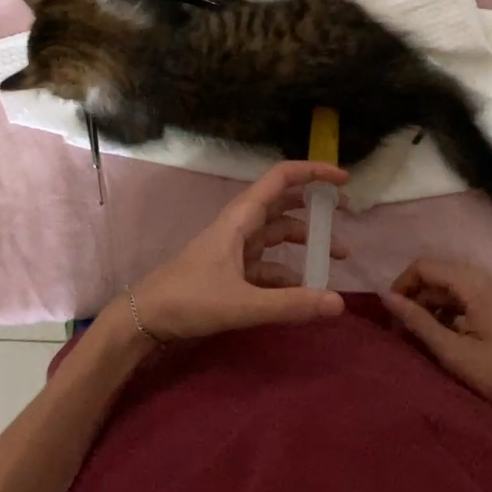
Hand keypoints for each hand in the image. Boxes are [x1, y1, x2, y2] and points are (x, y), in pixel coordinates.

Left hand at [126, 161, 349, 340]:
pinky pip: (267, 263)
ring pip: (277, 234)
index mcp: (240, 219)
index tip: (343, 179)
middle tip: (345, 213)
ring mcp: (234, 248)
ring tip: (337, 256)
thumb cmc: (189, 300)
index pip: (280, 179)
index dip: (312, 172)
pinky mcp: (230, 271)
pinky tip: (306, 291)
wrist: (145, 318)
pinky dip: (289, 271)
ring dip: (305, 240)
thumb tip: (340, 303)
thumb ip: (291, 305)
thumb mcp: (242, 305)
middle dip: (314, 205)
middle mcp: (239, 226)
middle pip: (282, 203)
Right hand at [383, 257, 491, 418]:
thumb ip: (418, 321)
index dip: (402, 284)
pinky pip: (466, 299)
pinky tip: (446, 338)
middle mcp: (485, 281)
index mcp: (474, 285)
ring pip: (451, 287)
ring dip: (431, 305)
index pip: (425, 266)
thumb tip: (386, 297)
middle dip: (415, 295)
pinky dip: (449, 312)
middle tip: (402, 327)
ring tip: (420, 335)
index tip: (390, 314)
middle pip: (438, 274)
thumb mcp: (453, 352)